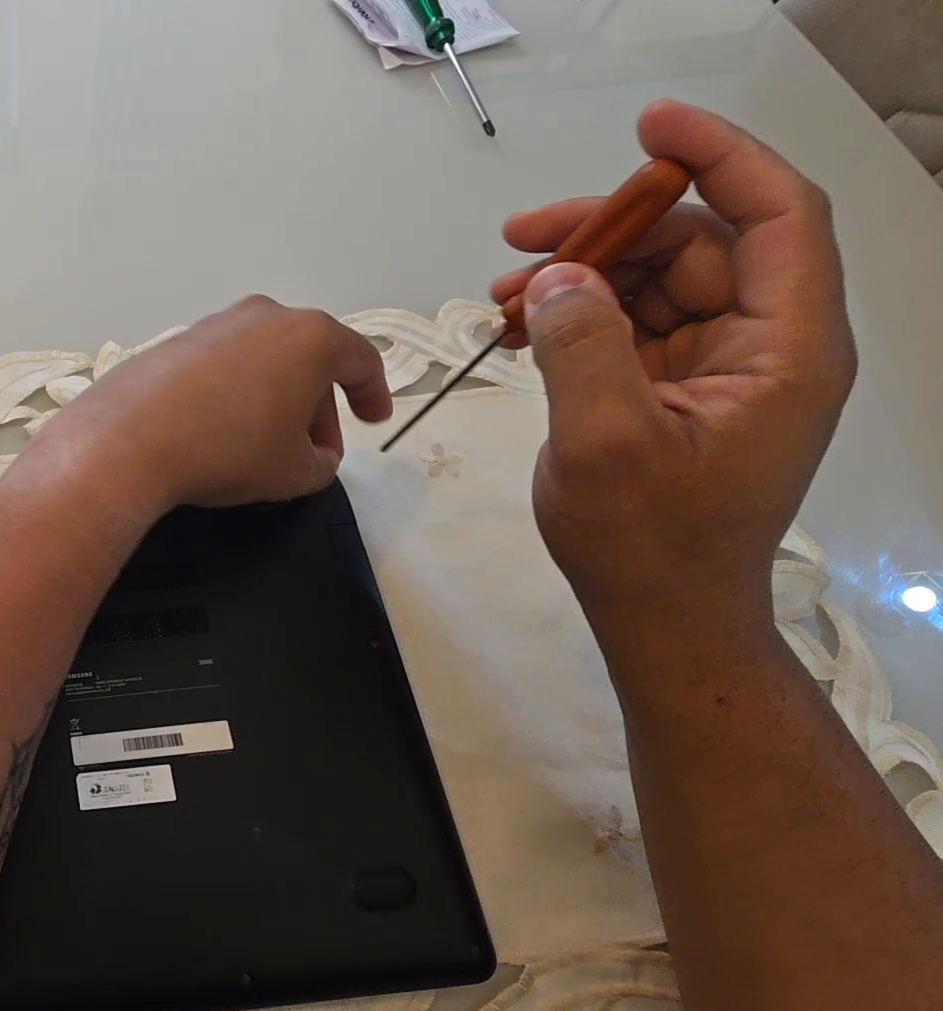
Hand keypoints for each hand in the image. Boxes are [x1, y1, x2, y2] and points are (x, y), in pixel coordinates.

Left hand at [28, 296, 392, 511]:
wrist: (128, 441)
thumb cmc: (227, 452)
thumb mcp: (292, 473)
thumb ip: (321, 464)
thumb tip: (316, 458)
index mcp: (309, 337)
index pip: (360, 360)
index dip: (372, 394)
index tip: (373, 420)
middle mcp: (263, 317)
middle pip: (308, 360)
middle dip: (316, 408)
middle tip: (312, 451)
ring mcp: (213, 325)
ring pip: (261, 362)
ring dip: (272, 400)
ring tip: (261, 445)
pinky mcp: (172, 343)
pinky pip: (219, 368)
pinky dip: (230, 395)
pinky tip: (215, 430)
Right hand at [490, 100, 854, 632]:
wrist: (657, 610)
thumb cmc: (644, 538)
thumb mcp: (604, 441)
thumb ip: (583, 347)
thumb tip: (557, 275)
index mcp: (784, 346)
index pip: (774, 216)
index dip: (717, 157)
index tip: (648, 126)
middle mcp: (761, 344)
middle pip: (695, 246)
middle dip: (606, 232)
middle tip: (515, 240)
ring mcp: (714, 368)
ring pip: (652, 285)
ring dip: (578, 277)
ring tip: (500, 295)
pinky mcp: (670, 391)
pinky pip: (626, 328)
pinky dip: (574, 319)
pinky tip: (522, 327)